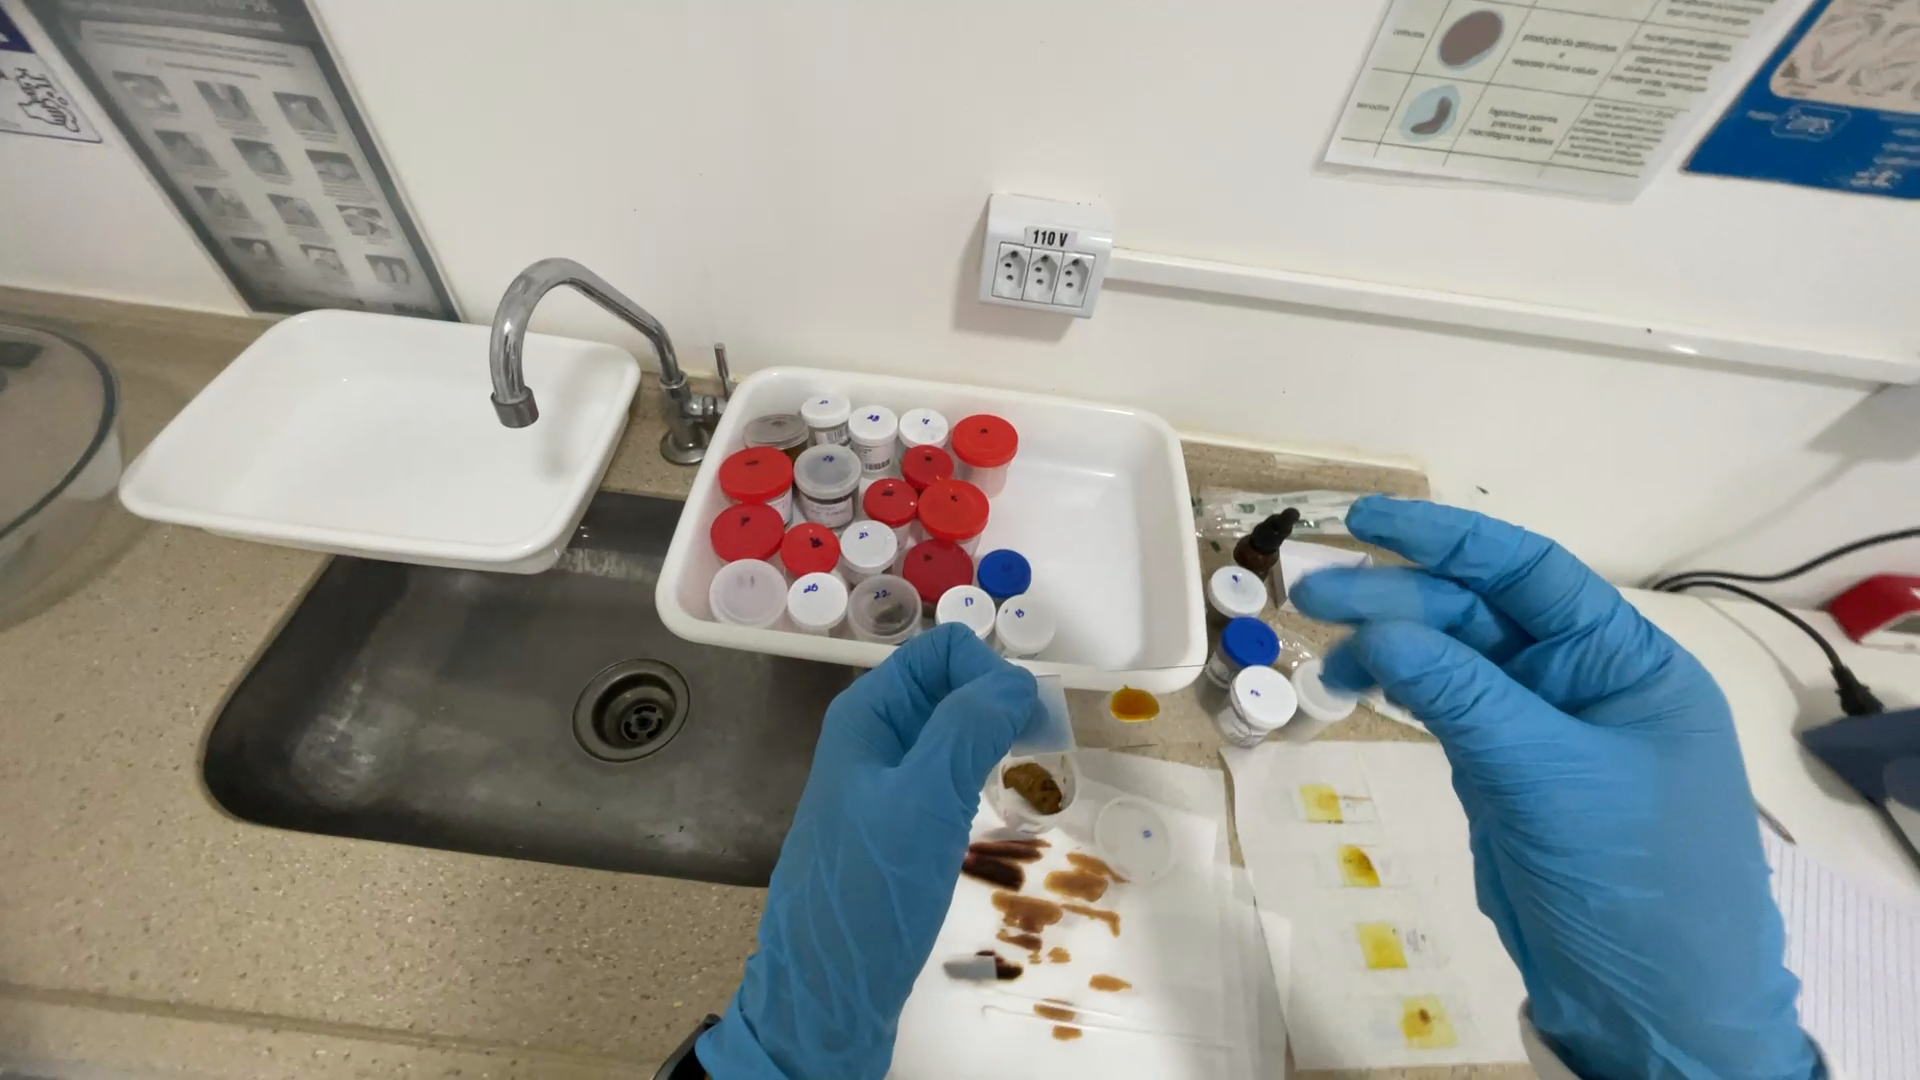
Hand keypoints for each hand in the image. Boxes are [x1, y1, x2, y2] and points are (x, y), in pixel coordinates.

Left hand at [698, 624, 1040, 1079]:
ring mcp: (884, 775)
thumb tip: (1017, 678)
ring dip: (994, 734)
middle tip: (1041, 745)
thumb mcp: (925, 801)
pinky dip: (980, 767)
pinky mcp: (898, 814)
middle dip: (998, 701)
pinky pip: (947, 767)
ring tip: (1030, 767)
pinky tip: (999, 793)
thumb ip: (967, 728)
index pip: (942, 651)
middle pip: (949, 683)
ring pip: (952, 726)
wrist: (825, 994)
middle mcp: (875, 732)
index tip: (1028, 719)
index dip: (989, 672)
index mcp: (870, 712)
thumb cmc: (872, 890)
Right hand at [1291, 497, 1817, 1078]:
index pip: (1526, 570)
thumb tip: (1372, 626)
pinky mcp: (1490, 750)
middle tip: (1308, 592)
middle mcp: (1572, 674)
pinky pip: (1430, 693)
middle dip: (1390, 595)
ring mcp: (1527, 713)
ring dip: (1380, 639)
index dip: (1443, 536)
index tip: (1364, 519)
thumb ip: (1459, 692)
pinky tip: (1346, 681)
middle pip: (1469, 608)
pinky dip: (1386, 681)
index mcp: (1619, 661)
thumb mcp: (1545, 774)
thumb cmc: (1627, 878)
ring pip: (1441, 649)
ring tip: (1320, 647)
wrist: (1639, 1000)